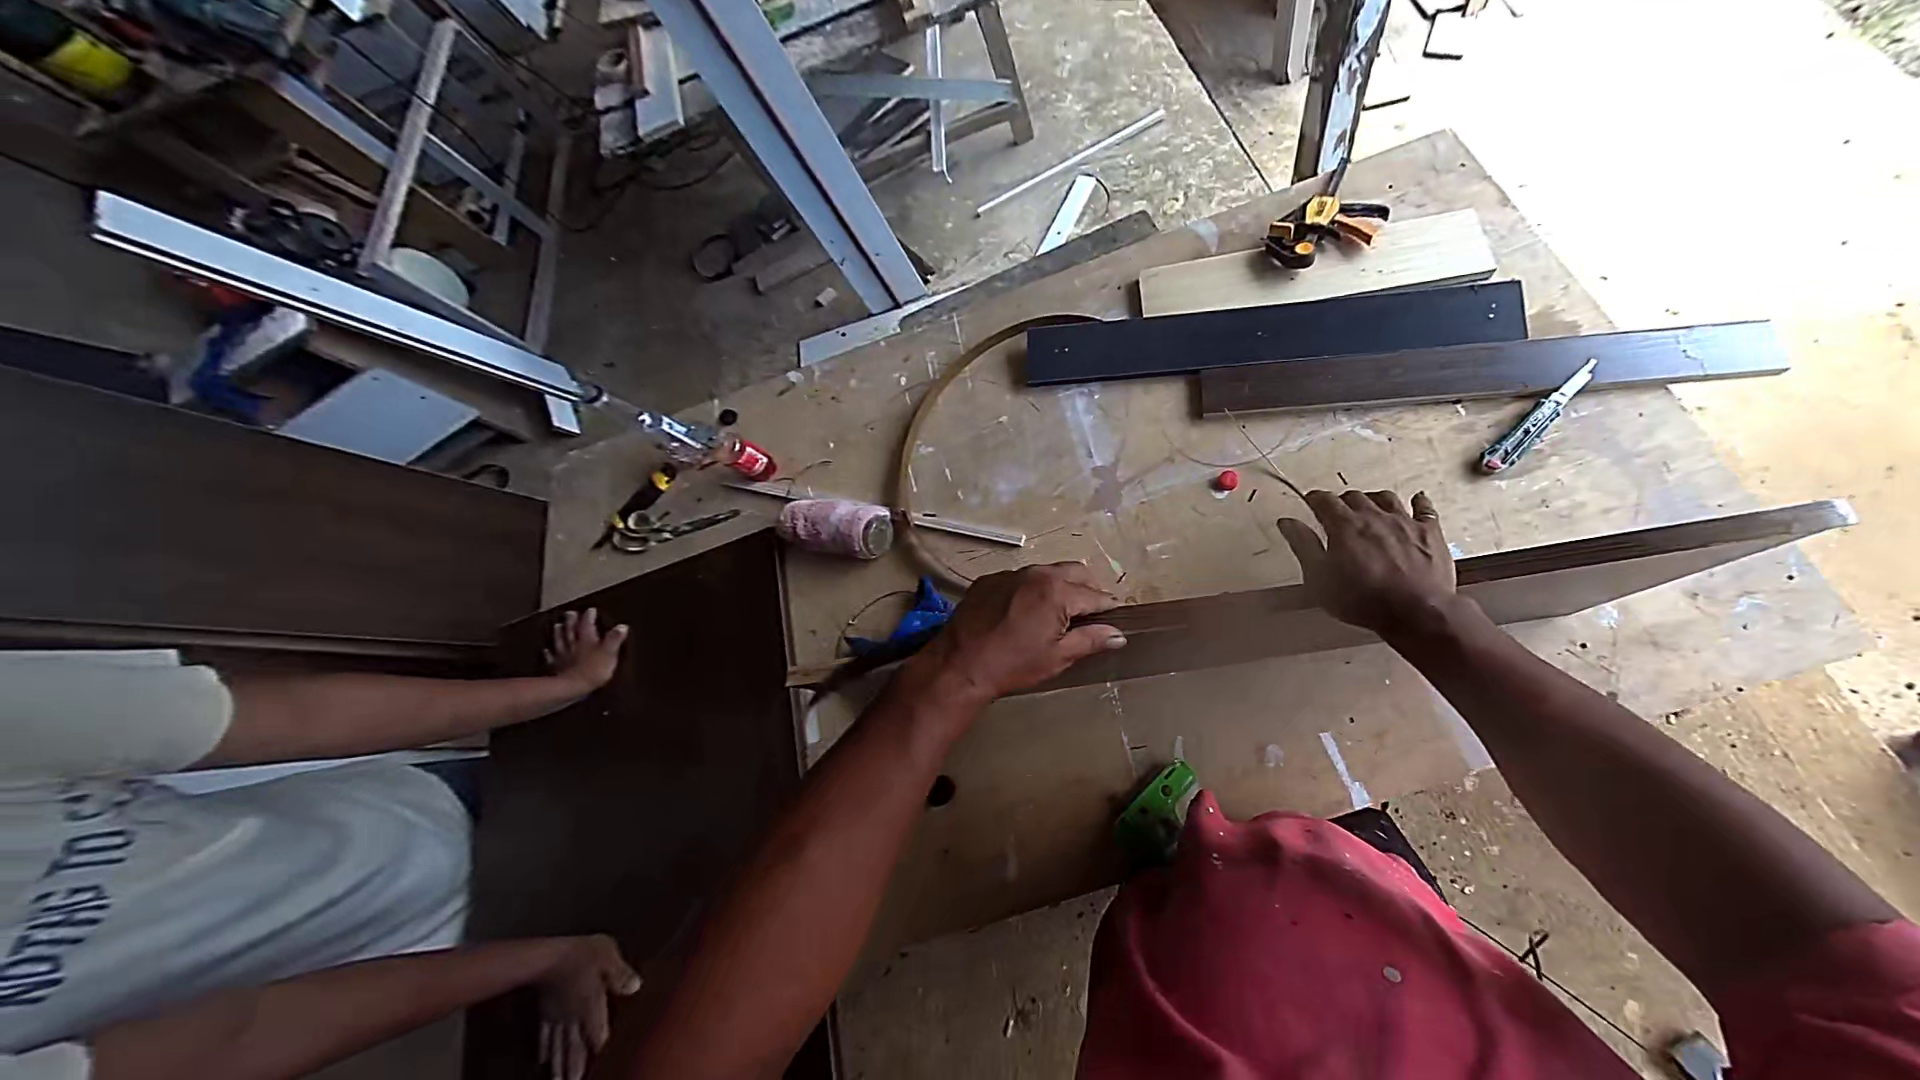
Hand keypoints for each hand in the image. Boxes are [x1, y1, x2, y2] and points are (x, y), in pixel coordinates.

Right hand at [535, 934, 641, 1079]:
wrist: (548, 956)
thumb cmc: (583, 954)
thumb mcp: (609, 958)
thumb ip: (621, 974)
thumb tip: (636, 987)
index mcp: (592, 1007)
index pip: (599, 1036)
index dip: (603, 1053)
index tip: (606, 1071)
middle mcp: (573, 1017)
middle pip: (575, 1048)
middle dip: (575, 1068)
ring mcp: (557, 1016)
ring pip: (558, 1046)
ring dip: (559, 1065)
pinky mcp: (545, 1011)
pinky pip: (544, 1035)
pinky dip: (544, 1048)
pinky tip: (541, 1059)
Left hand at [545, 609, 627, 692]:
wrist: (572, 687)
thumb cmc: (594, 670)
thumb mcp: (610, 653)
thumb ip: (615, 639)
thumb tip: (622, 625)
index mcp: (587, 640)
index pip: (587, 625)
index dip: (589, 617)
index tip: (590, 610)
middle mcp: (573, 645)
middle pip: (571, 631)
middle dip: (571, 621)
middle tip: (569, 613)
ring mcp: (563, 656)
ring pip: (560, 641)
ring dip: (559, 633)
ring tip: (557, 625)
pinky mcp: (556, 668)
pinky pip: (551, 658)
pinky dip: (549, 653)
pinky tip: (546, 650)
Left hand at [915, 562, 1125, 703]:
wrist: (960, 664)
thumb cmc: (1012, 664)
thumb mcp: (1057, 656)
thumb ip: (1091, 640)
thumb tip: (1118, 635)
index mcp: (1057, 591)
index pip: (1096, 595)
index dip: (1108, 609)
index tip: (1112, 621)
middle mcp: (1036, 574)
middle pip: (1075, 572)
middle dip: (1088, 590)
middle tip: (1087, 617)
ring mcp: (1010, 574)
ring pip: (1047, 573)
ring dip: (1059, 587)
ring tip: (1056, 615)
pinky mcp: (989, 580)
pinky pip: (1020, 578)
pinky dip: (1030, 590)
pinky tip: (1023, 614)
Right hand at [1276, 490, 1458, 633]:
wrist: (1415, 611)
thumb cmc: (1363, 598)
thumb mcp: (1318, 576)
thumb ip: (1302, 544)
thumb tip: (1287, 523)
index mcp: (1344, 526)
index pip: (1324, 500)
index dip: (1315, 499)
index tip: (1311, 502)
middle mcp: (1374, 517)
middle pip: (1354, 496)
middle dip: (1341, 500)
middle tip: (1335, 509)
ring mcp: (1404, 523)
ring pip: (1386, 498)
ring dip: (1373, 499)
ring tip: (1368, 505)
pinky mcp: (1430, 534)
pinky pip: (1425, 509)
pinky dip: (1419, 502)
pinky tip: (1416, 500)